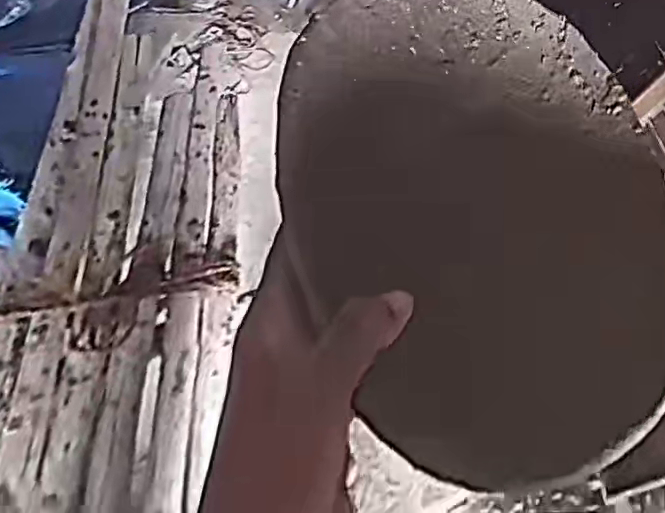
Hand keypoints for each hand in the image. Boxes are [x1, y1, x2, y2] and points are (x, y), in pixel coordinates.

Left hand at [201, 239, 412, 512]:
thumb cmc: (266, 474)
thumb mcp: (319, 389)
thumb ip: (355, 334)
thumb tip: (393, 297)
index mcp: (267, 328)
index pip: (289, 251)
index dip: (313, 218)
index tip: (342, 191)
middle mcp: (281, 345)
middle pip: (315, 281)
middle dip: (348, 255)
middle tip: (385, 226)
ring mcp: (300, 377)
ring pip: (336, 318)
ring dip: (363, 299)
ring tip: (398, 272)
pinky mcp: (320, 407)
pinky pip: (351, 356)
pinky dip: (373, 340)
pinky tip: (397, 337)